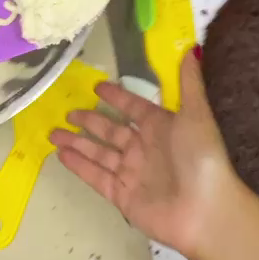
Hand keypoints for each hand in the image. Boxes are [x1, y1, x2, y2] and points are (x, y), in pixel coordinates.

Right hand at [50, 50, 243, 258]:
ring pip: (98, 153)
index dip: (116, 97)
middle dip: (89, 120)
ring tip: (53, 132)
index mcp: (160, 127)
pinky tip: (61, 154)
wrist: (206, 211)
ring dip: (77, 142)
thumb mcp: (196, 114)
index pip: (133, 107)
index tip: (96, 86)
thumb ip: (189, 82)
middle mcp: (144, 148)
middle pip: (111, 130)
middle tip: (67, 112)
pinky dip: (79, 166)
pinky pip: (96, 177)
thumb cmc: (201, 158)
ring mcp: (132, 173)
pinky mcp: (122, 196)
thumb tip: (190, 48)